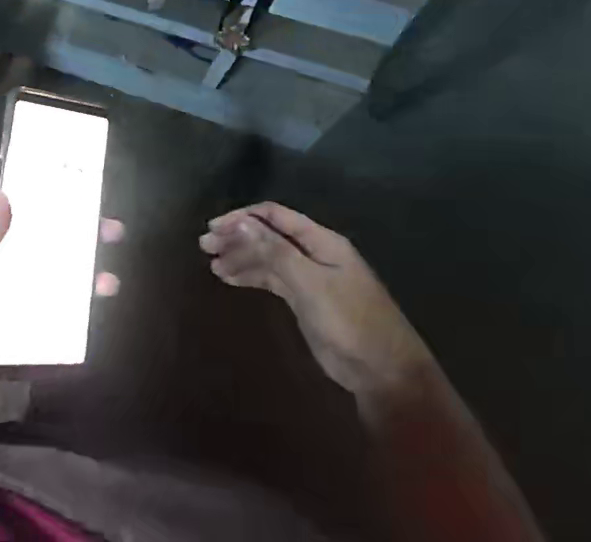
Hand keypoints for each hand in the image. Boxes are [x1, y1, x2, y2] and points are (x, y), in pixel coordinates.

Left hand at [0, 192, 123, 386]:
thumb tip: (4, 193)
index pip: (27, 217)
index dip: (55, 208)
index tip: (89, 200)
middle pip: (45, 248)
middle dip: (77, 242)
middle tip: (114, 236)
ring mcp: (5, 298)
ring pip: (49, 283)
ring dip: (77, 282)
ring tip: (110, 283)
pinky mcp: (7, 328)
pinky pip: (42, 318)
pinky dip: (64, 317)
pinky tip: (89, 322)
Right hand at [201, 202, 433, 400]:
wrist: (385, 374)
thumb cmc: (351, 321)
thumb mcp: (310, 283)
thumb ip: (275, 251)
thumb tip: (240, 223)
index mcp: (321, 241)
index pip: (274, 215)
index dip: (242, 217)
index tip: (213, 228)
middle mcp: (314, 253)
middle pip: (267, 235)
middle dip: (236, 237)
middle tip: (205, 246)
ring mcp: (310, 277)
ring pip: (266, 257)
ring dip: (239, 257)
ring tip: (213, 266)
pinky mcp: (305, 299)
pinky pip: (271, 278)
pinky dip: (249, 275)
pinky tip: (229, 279)